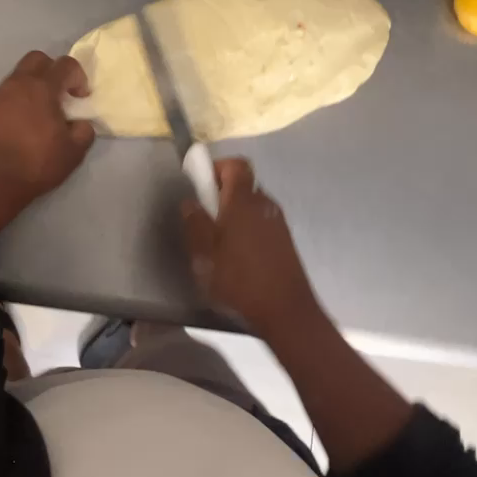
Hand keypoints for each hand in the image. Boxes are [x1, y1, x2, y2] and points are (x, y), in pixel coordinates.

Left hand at [0, 51, 95, 232]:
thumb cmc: (38, 163)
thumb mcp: (74, 151)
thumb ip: (83, 130)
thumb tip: (79, 123)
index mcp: (42, 87)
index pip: (65, 64)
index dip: (78, 77)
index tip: (81, 99)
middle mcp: (18, 83)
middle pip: (38, 59)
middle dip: (53, 70)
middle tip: (60, 95)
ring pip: (20, 74)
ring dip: (34, 83)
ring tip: (41, 110)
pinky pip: (7, 91)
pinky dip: (19, 97)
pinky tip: (24, 120)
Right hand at [181, 158, 321, 334]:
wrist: (285, 311)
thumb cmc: (239, 279)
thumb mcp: (203, 253)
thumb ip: (195, 222)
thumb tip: (191, 202)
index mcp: (244, 201)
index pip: (236, 165)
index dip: (217, 167)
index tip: (199, 184)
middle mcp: (265, 205)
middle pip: (244, 186)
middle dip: (222, 195)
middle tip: (203, 219)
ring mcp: (279, 224)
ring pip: (252, 207)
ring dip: (234, 216)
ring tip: (218, 243)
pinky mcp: (285, 242)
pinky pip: (261, 224)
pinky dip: (247, 231)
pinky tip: (237, 257)